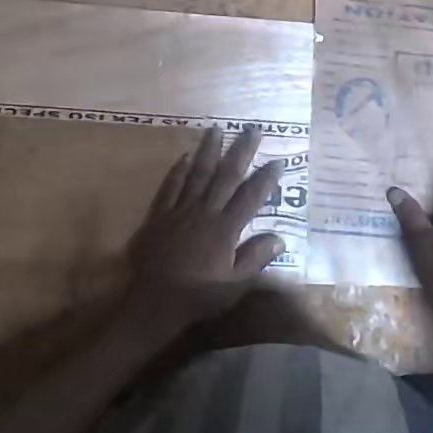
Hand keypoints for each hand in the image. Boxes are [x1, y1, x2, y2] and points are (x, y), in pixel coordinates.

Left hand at [125, 125, 286, 326]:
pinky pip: (170, 186)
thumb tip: (280, 237)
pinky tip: (185, 155)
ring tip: (217, 128)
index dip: (266, 178)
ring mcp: (180, 210)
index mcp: (226, 229)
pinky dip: (178, 170)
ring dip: (209, 150)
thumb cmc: (198, 297)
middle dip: (241, 151)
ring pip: (198, 174)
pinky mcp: (159, 215)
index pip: (251, 197)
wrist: (152, 304)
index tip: (278, 160)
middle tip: (252, 129)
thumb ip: (256, 258)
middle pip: (226, 176)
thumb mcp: (235, 285)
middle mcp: (205, 212)